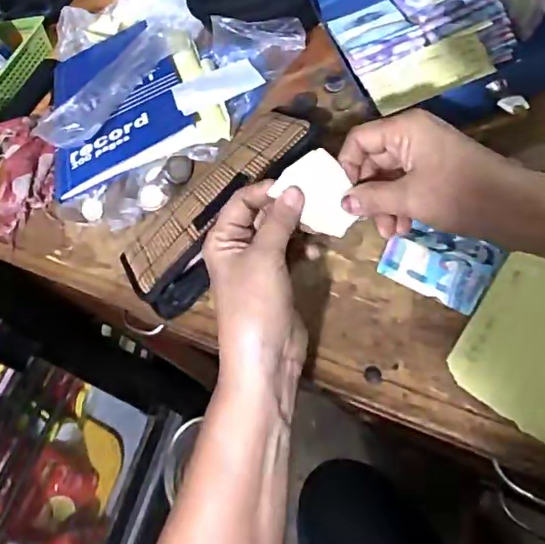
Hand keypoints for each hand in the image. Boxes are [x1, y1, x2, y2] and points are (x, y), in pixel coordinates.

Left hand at [202, 182, 307, 393]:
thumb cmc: (255, 304)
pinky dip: (303, 246)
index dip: (267, 189)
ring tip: (321, 221)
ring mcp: (259, 263)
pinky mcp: (277, 277)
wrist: (265, 359)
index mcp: (223, 238)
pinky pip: (290, 250)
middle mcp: (238, 246)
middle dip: (288, 205)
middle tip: (317, 198)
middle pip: (263, 213)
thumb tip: (295, 188)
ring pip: (280, 231)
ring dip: (299, 225)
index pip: (242, 200)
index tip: (298, 183)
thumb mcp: (265, 257)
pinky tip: (317, 248)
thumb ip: (279, 220)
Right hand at [337, 110, 530, 240]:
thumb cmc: (458, 194)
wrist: (514, 207)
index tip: (343, 197)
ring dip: (385, 203)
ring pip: (391, 175)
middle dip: (369, 192)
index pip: (359, 139)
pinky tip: (404, 227)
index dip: (347, 167)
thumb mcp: (410, 198)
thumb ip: (372, 198)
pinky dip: (402, 203)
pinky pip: (408, 182)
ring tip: (390, 232)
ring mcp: (427, 152)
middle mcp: (413, 134)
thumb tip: (343, 202)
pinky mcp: (438, 170)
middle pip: (374, 158)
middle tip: (366, 221)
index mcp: (405, 128)